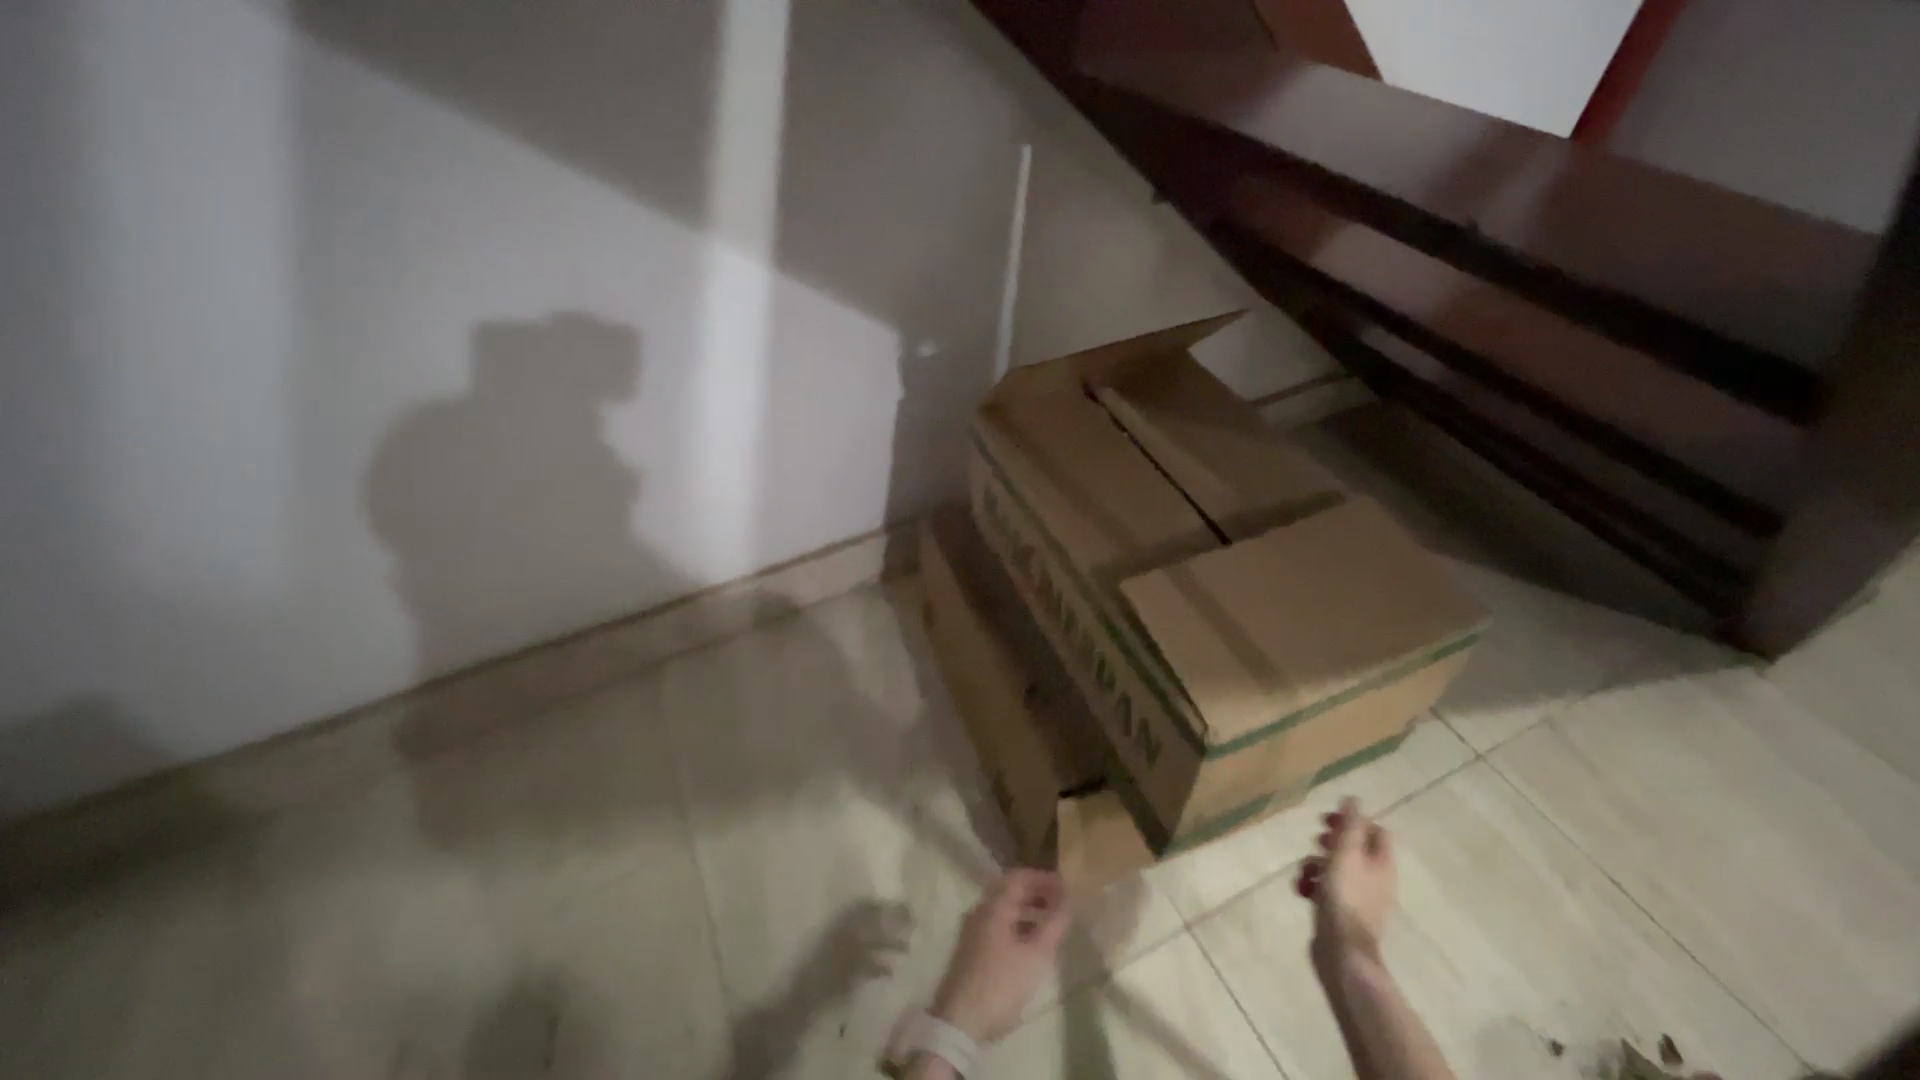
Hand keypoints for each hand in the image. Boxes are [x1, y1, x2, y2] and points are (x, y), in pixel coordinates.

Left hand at [929, 869, 1072, 1045]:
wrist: (961, 1022)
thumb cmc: (1002, 984)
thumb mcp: (1036, 955)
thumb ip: (1054, 924)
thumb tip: (1068, 900)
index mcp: (994, 907)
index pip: (1019, 877)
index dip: (1044, 878)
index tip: (1066, 885)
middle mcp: (980, 912)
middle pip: (1011, 892)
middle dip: (1038, 894)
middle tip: (1063, 903)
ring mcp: (974, 932)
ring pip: (1005, 911)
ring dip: (1029, 911)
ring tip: (1054, 924)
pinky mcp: (972, 951)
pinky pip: (999, 927)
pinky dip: (1019, 927)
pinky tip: (1034, 944)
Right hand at [1296, 797, 1395, 965]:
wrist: (1343, 952)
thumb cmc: (1345, 898)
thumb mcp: (1345, 854)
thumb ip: (1350, 826)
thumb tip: (1354, 799)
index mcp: (1381, 862)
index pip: (1375, 830)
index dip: (1353, 821)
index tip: (1328, 822)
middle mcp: (1375, 878)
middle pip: (1354, 848)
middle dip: (1330, 843)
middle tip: (1315, 842)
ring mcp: (1360, 897)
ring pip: (1336, 868)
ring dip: (1316, 865)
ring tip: (1304, 875)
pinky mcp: (1343, 913)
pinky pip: (1327, 890)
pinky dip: (1313, 886)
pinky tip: (1301, 892)